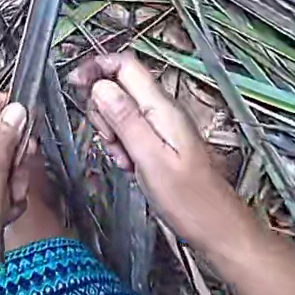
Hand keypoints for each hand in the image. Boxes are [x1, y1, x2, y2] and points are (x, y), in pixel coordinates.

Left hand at [0, 92, 26, 294]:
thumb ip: (4, 138)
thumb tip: (16, 108)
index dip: (9, 108)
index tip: (31, 125)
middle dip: (14, 152)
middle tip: (15, 173)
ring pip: (3, 163)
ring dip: (14, 180)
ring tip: (7, 201)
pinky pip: (1, 188)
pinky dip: (9, 199)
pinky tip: (5, 216)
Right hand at [70, 53, 247, 248]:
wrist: (218, 230)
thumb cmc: (190, 200)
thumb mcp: (151, 159)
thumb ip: (125, 119)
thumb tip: (100, 86)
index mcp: (161, 107)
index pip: (124, 64)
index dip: (96, 67)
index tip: (75, 84)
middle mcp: (161, 109)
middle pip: (116, 86)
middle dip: (101, 108)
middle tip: (109, 139)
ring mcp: (160, 124)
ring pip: (118, 109)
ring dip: (109, 130)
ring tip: (123, 158)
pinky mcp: (158, 139)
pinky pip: (127, 129)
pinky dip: (119, 144)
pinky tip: (129, 164)